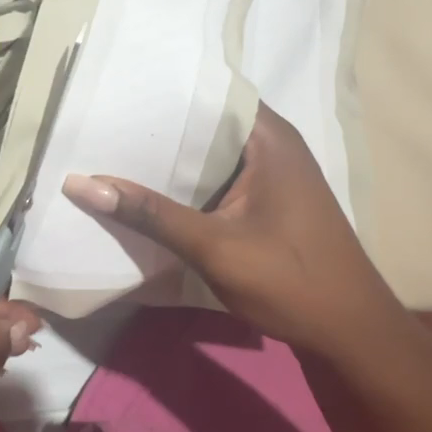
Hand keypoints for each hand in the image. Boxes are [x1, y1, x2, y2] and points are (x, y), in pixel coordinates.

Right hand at [61, 103, 406, 357]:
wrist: (352, 338)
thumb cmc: (293, 282)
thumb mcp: (214, 247)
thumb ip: (150, 214)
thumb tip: (79, 183)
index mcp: (270, 140)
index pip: (208, 94)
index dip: (160, 94)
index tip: (112, 96)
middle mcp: (271, 149)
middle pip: (202, 125)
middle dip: (152, 130)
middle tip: (96, 127)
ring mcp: (269, 177)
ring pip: (205, 156)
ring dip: (164, 161)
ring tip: (106, 154)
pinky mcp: (263, 204)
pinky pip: (212, 181)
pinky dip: (180, 186)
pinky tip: (140, 194)